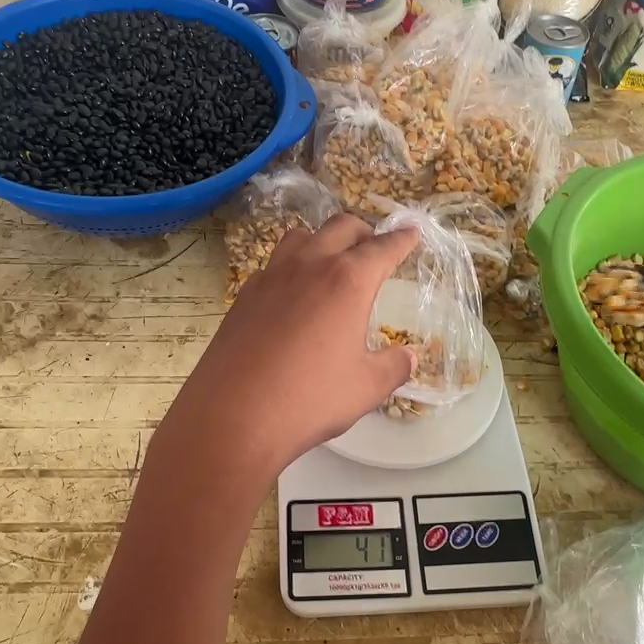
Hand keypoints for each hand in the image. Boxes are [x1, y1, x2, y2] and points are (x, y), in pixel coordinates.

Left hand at [153, 214, 419, 484]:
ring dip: (322, 240)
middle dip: (363, 232)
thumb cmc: (309, 400)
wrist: (232, 416)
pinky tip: (292, 295)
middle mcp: (309, 266)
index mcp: (348, 281)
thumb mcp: (365, 388)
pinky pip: (273, 266)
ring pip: (301, 237)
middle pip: (341, 228)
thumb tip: (408, 358)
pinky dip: (291, 267)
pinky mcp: (244, 296)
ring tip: (331, 262)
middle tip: (374, 247)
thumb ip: (393, 367)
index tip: (411, 232)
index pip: (382, 248)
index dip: (401, 239)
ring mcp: (271, 277)